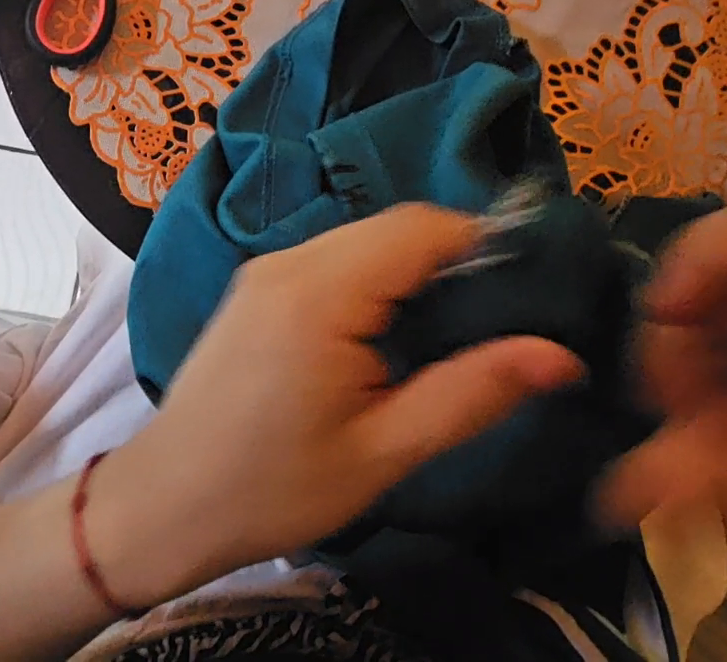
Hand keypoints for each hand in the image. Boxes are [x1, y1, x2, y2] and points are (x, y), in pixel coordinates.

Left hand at [88, 204, 583, 605]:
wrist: (167, 499)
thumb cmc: (273, 488)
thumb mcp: (383, 451)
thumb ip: (470, 394)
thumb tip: (559, 354)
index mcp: (318, 292)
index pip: (419, 227)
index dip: (483, 245)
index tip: (531, 290)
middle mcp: (288, 261)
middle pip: (391, 228)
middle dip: (453, 260)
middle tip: (500, 321)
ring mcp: (266, 268)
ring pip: (363, 241)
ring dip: (414, 271)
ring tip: (453, 332)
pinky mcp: (257, 285)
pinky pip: (333, 260)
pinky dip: (375, 280)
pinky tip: (392, 332)